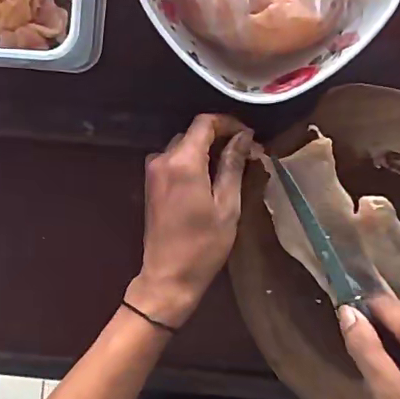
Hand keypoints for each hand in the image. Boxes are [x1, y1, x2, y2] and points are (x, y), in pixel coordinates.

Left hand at [125, 114, 254, 328]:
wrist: (168, 275)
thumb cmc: (203, 244)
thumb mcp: (227, 205)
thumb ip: (232, 165)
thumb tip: (244, 137)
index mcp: (182, 162)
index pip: (204, 123)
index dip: (229, 122)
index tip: (249, 135)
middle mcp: (162, 159)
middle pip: (193, 133)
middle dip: (220, 137)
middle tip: (246, 154)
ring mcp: (153, 171)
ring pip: (183, 146)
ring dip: (206, 149)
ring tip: (232, 166)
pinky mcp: (150, 183)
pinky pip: (173, 160)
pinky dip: (192, 161)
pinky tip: (211, 177)